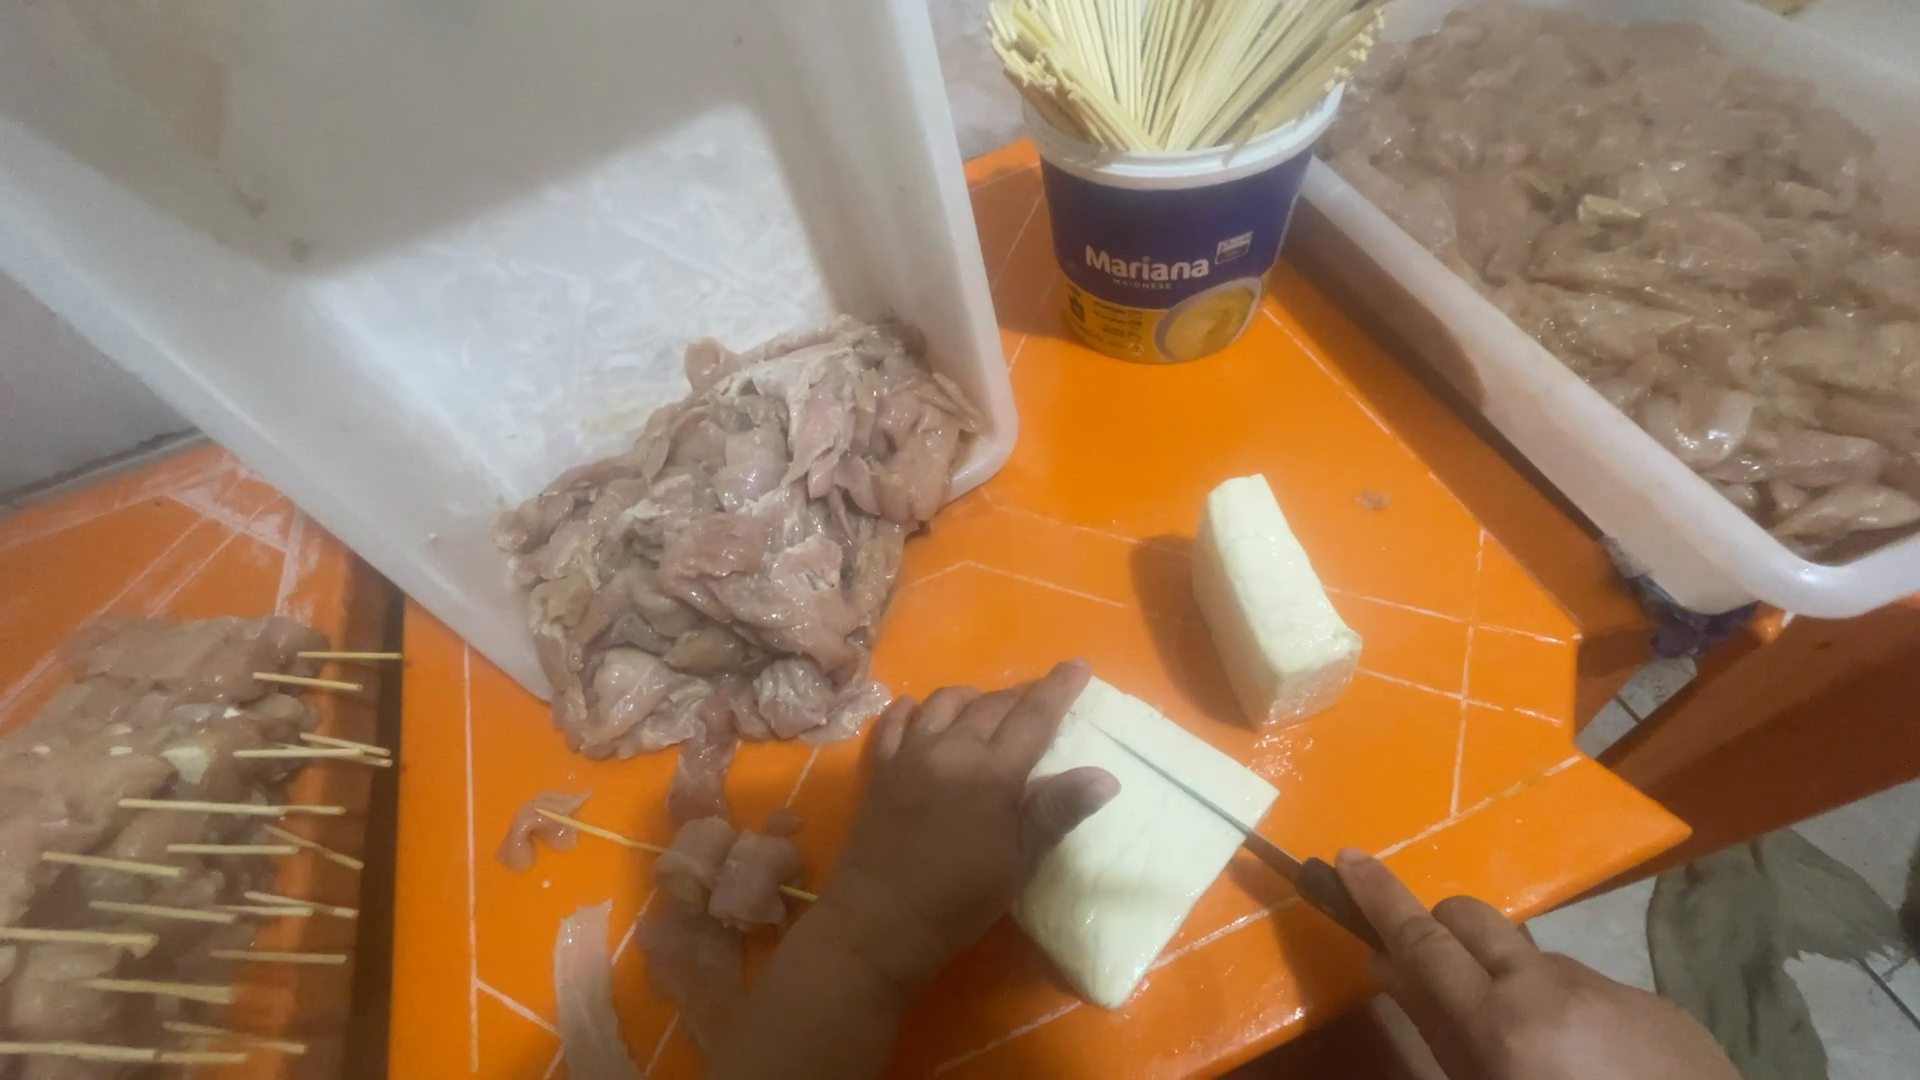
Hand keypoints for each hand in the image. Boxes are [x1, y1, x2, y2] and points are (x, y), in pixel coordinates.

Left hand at [813, 660, 1119, 991]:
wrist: (880, 922)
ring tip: (985, 705)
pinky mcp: (881, 767)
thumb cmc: (959, 898)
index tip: (1078, 665)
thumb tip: (1105, 776)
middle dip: (1021, 693)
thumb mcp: (1019, 861)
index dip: (1058, 689)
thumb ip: (1056, 810)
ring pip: (944, 702)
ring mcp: (910, 753)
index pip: (1033, 717)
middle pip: (992, 704)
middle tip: (1040, 695)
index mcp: (992, 771)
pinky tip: (916, 710)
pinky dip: (910, 709)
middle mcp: (951, 748)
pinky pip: (894, 722)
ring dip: (971, 697)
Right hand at [1336, 850, 1738, 1079]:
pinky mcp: (1667, 1009)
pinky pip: (1597, 991)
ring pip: (1534, 959)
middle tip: (1448, 978)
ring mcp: (1617, 994)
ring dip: (1519, 986)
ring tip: (1554, 1058)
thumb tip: (1386, 965)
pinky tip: (1609, 1073)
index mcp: (1504, 1025)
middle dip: (1444, 930)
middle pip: (1471, 917)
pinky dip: (1580, 1015)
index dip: (1380, 896)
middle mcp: (1555, 990)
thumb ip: (1435, 1031)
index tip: (1349, 857)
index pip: (1422, 939)